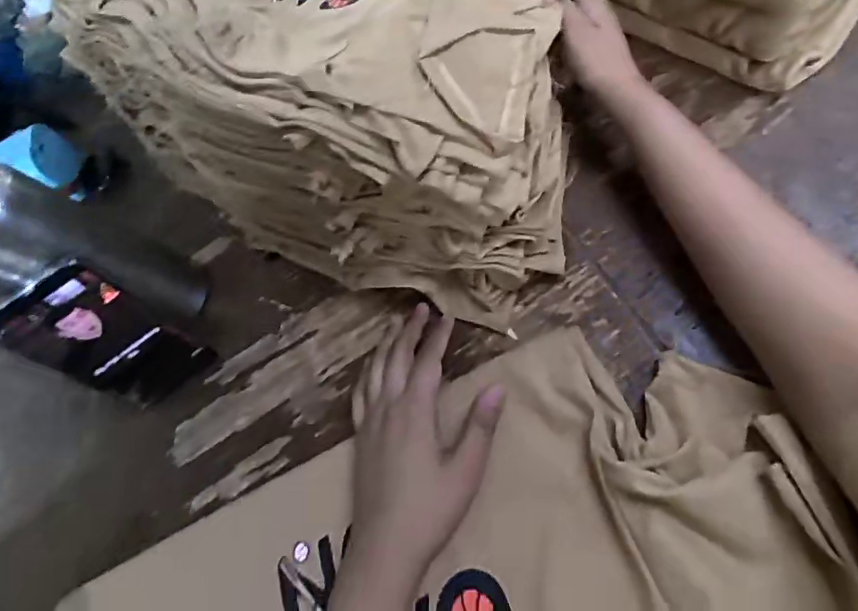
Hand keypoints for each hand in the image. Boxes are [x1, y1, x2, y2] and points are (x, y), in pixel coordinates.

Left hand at [331, 306, 504, 610]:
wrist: (385, 549)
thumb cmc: (430, 510)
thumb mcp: (465, 471)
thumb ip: (480, 427)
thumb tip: (497, 386)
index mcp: (415, 411)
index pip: (427, 362)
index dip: (438, 337)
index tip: (448, 315)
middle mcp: (388, 408)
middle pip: (396, 357)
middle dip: (409, 330)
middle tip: (421, 308)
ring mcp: (370, 422)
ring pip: (375, 370)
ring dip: (386, 343)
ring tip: (394, 324)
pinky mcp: (359, 437)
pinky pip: (360, 392)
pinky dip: (367, 370)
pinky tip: (371, 367)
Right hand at [521, 0, 647, 104]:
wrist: (617, 93)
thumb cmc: (595, 58)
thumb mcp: (575, 26)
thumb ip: (561, 5)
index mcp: (594, 2)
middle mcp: (597, 12)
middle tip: (522, 3)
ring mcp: (597, 32)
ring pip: (569, 16)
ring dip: (551, 16)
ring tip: (529, 21)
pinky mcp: (593, 50)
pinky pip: (571, 34)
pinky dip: (557, 33)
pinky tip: (545, 42)